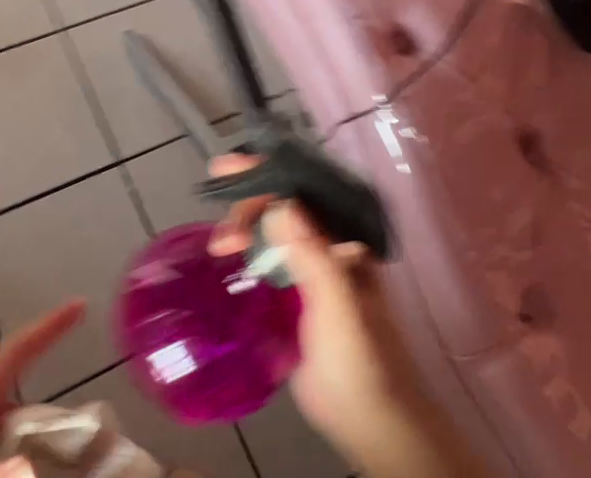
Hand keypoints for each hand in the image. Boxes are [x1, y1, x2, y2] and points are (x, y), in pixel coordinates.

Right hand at [209, 158, 482, 477]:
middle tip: (222, 235)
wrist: (370, 422)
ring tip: (220, 248)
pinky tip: (231, 262)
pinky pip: (271, 264)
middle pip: (284, 210)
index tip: (226, 168)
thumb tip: (279, 203)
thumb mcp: (337, 304)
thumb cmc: (360, 360)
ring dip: (246, 231)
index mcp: (346, 243)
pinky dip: (249, 256)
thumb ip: (311, 255)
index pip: (304, 194)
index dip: (266, 175)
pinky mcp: (298, 303)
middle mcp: (332, 251)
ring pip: (274, 235)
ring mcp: (315, 276)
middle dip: (249, 209)